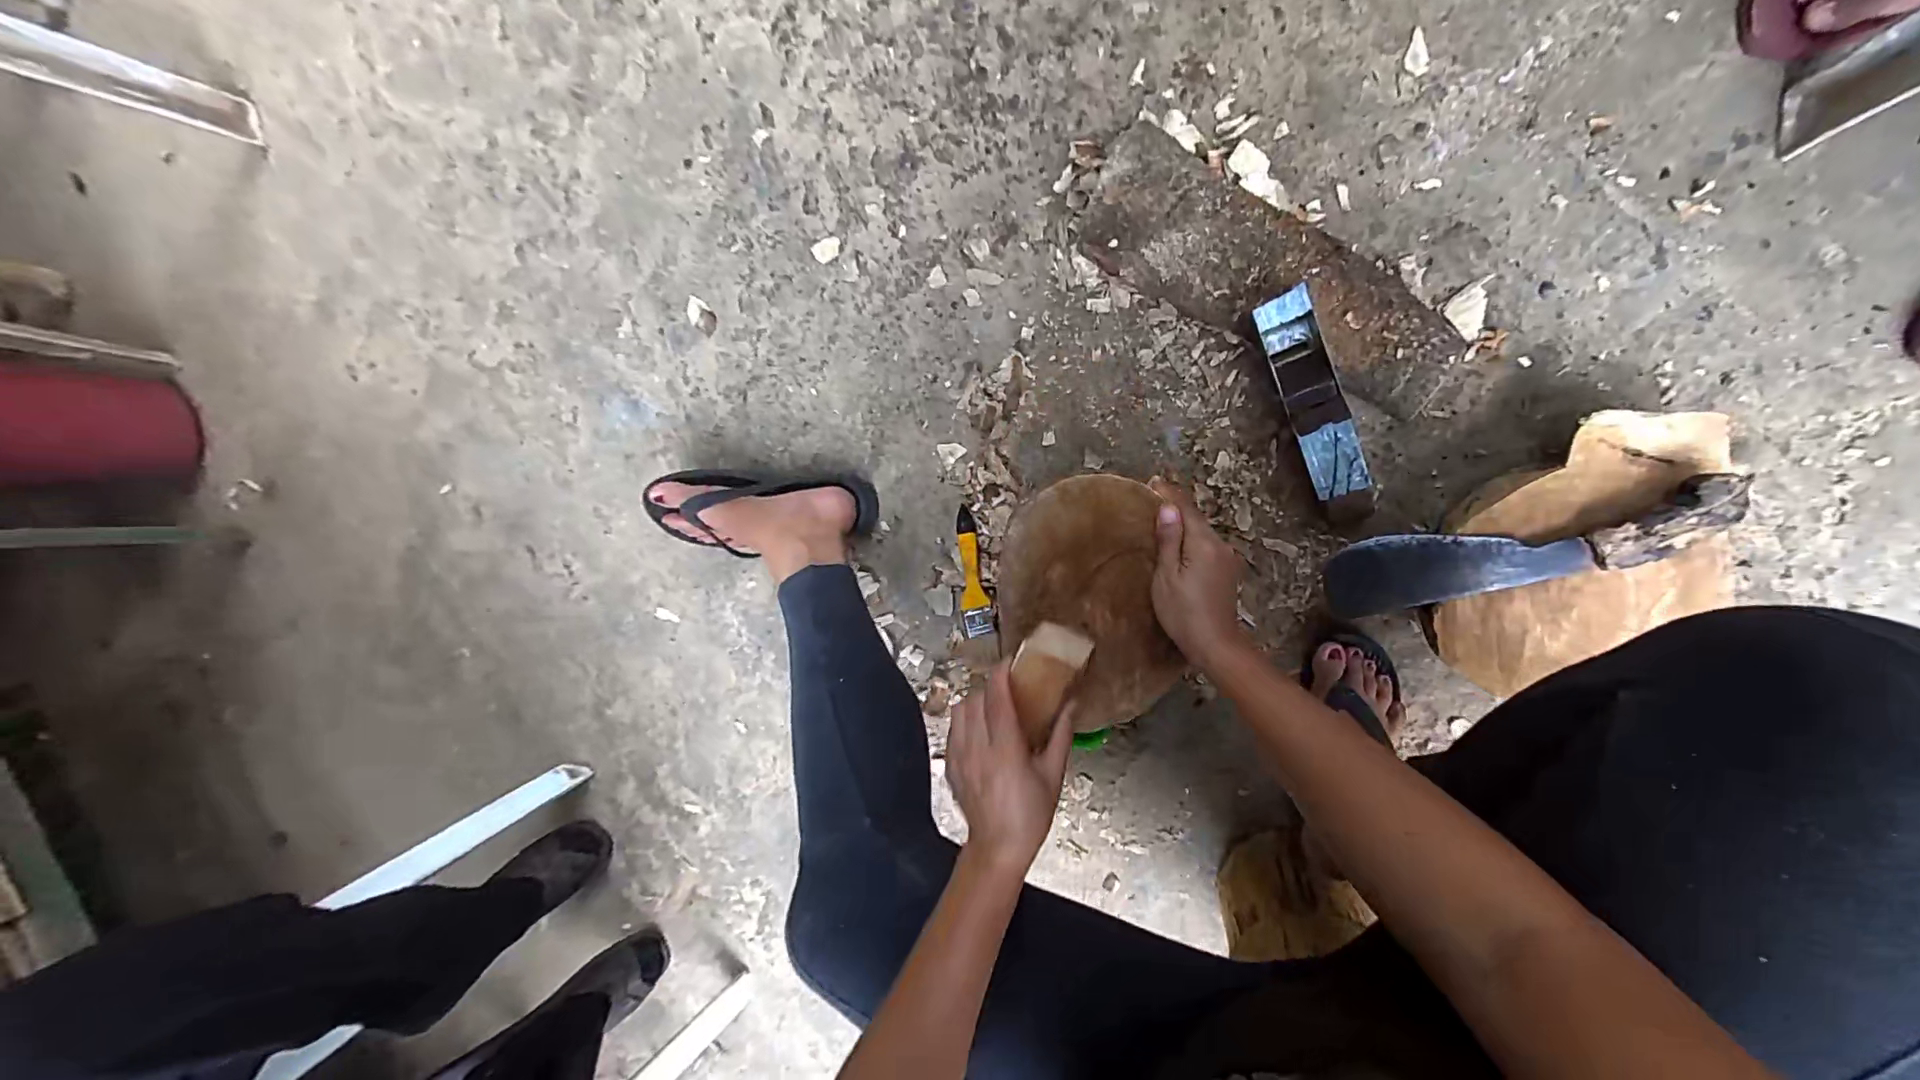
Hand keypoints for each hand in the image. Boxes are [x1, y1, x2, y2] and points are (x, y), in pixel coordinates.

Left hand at [946, 662, 1074, 873]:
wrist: (998, 847)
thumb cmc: (1029, 815)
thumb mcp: (1053, 775)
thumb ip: (1060, 735)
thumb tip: (1071, 706)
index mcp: (1006, 751)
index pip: (997, 699)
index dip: (1001, 674)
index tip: (1009, 663)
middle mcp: (978, 750)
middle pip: (975, 699)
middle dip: (989, 687)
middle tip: (1006, 687)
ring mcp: (960, 757)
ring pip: (959, 710)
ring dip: (974, 701)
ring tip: (991, 707)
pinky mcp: (950, 765)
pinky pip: (952, 729)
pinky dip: (964, 720)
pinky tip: (979, 729)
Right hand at [1148, 478, 1247, 666]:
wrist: (1215, 645)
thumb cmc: (1183, 612)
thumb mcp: (1167, 576)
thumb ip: (1168, 540)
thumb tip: (1167, 508)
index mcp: (1204, 543)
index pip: (1186, 509)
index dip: (1170, 494)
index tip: (1154, 481)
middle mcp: (1220, 546)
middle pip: (1196, 520)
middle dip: (1177, 508)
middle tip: (1154, 498)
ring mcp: (1227, 560)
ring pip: (1202, 534)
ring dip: (1184, 526)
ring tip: (1163, 521)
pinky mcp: (1227, 573)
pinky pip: (1206, 548)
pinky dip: (1192, 542)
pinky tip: (1180, 547)